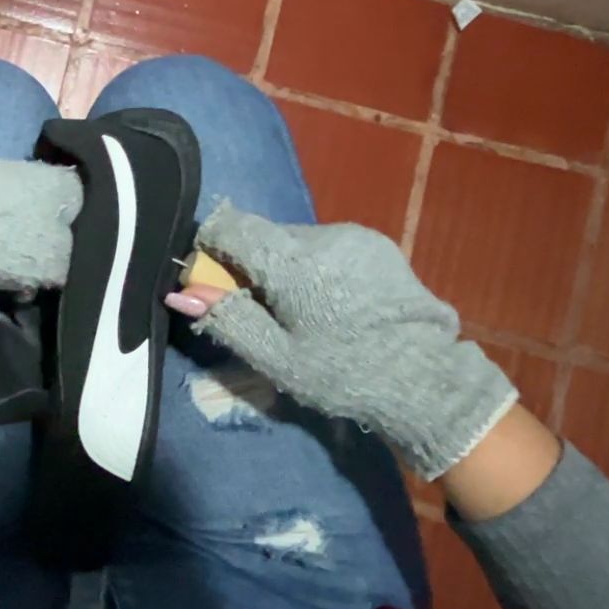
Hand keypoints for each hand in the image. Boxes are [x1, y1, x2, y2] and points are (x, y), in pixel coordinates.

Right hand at [165, 204, 516, 479]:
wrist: (427, 382)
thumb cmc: (342, 374)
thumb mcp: (276, 358)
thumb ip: (227, 317)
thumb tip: (181, 291)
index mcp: (292, 261)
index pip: (230, 226)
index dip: (211, 247)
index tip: (212, 279)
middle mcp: (321, 235)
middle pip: (263, 235)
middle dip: (250, 264)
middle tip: (260, 308)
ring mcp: (353, 236)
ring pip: (294, 240)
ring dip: (284, 266)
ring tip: (301, 310)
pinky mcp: (376, 244)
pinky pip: (326, 245)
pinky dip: (314, 266)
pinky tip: (332, 302)